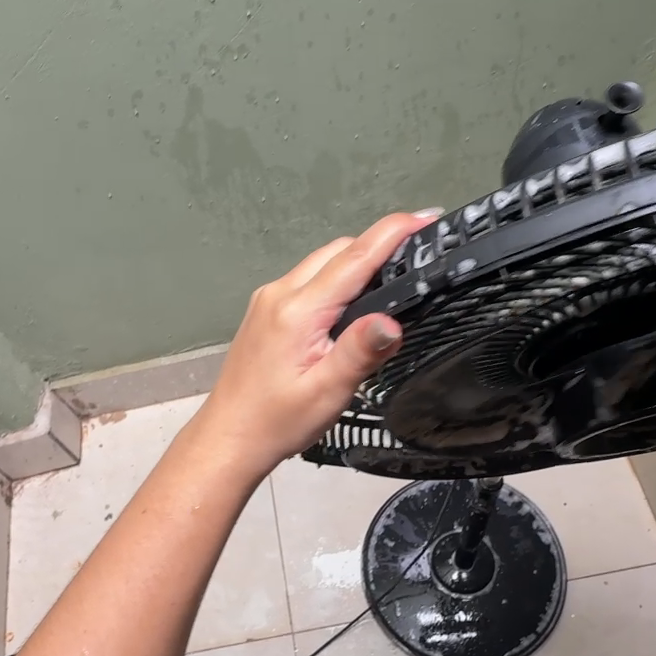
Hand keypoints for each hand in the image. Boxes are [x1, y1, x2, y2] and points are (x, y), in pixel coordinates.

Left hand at [189, 210, 440, 478]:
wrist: (229, 438)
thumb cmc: (277, 421)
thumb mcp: (328, 391)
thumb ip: (360, 352)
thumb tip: (392, 320)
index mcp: (298, 311)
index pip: (354, 258)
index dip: (392, 234)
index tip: (425, 217)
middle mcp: (279, 294)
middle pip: (337, 252)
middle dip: (378, 244)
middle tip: (419, 250)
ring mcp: (268, 300)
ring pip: (321, 263)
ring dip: (356, 261)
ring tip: (393, 273)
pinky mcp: (265, 312)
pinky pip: (307, 280)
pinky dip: (335, 277)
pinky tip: (352, 299)